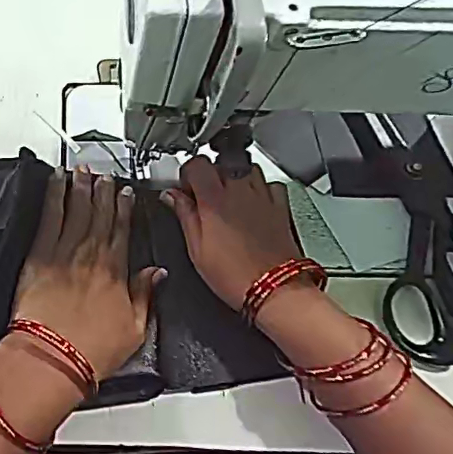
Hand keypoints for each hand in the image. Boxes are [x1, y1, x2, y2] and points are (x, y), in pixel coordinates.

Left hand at [11, 169, 162, 377]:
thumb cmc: (91, 349)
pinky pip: (49, 217)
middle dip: (104, 192)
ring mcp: (64, 252)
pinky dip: (54, 196)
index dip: (125, 209)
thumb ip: (145, 296)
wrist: (53, 357)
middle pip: (100, 215)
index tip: (126, 194)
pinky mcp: (39, 255)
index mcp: (116, 272)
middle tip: (105, 176)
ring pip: (76, 210)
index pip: (123, 231)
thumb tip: (156, 274)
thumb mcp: (134, 329)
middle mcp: (91, 255)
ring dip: (81, 188)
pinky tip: (56, 182)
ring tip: (83, 171)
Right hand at [161, 155, 303, 308]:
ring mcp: (263, 197)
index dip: (187, 174)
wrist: (275, 289)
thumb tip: (172, 197)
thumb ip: (184, 215)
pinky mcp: (280, 206)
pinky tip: (252, 204)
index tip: (185, 189)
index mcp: (214, 200)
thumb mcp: (196, 249)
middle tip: (202, 198)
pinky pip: (269, 184)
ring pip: (245, 169)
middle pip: (220, 163)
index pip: (197, 164)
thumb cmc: (236, 275)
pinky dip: (259, 188)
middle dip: (209, 176)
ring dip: (234, 179)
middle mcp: (240, 191)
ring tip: (227, 200)